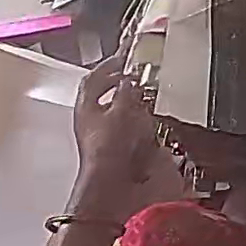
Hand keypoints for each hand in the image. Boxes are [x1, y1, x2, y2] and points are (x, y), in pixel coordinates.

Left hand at [69, 56, 186, 220]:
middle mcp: (92, 122)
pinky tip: (158, 123)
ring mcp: (105, 139)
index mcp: (87, 108)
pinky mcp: (120, 154)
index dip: (108, 66)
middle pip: (106, 97)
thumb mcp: (123, 109)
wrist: (114, 187)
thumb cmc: (111, 146)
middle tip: (142, 76)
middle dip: (123, 86)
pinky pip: (133, 132)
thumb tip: (133, 79)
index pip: (93, 79)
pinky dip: (144, 124)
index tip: (124, 57)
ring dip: (136, 104)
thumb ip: (129, 90)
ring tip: (154, 97)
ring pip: (120, 114)